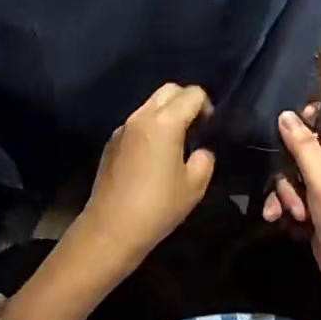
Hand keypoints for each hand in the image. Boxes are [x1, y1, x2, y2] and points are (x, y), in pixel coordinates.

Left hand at [73, 83, 215, 269]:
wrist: (110, 229)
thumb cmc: (157, 206)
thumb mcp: (195, 185)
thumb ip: (205, 158)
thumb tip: (200, 150)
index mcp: (165, 122)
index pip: (192, 94)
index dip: (207, 106)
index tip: (209, 128)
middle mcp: (141, 116)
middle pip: (168, 90)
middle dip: (186, 101)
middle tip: (196, 128)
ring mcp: (123, 128)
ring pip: (150, 104)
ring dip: (167, 113)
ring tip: (176, 142)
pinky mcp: (111, 141)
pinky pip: (137, 122)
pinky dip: (150, 126)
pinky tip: (154, 155)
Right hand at [264, 109, 320, 298]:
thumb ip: (303, 146)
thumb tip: (285, 113)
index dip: (301, 126)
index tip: (283, 135)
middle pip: (299, 151)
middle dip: (288, 174)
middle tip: (293, 194)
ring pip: (291, 175)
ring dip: (285, 194)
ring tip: (293, 215)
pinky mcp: (315, 206)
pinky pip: (291, 195)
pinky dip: (284, 206)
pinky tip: (276, 218)